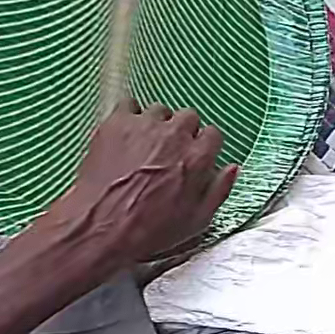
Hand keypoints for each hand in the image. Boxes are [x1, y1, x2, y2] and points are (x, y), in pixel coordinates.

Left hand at [41, 102, 237, 263]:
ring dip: (158, 124)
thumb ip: (219, 191)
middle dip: (183, 133)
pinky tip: (127, 135)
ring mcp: (144, 125)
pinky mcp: (117, 122)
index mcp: (197, 158)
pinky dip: (131, 116)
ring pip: (160, 110)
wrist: (102, 226)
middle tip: (170, 153)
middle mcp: (174, 135)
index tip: (196, 156)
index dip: (205, 146)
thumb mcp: (196, 221)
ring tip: (147, 146)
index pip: (213, 134)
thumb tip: (232, 169)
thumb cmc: (148, 229)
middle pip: (189, 117)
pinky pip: (129, 105)